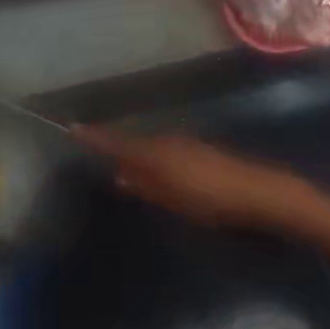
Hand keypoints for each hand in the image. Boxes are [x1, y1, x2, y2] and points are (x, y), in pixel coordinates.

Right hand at [75, 128, 312, 228]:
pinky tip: (152, 168)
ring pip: (150, 144)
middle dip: (114, 145)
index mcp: (157, 153)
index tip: (73, 128)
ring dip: (134, 151)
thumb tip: (119, 175)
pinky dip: (152, 155)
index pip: (118, 143)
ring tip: (118, 162)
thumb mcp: (173, 200)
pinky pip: (165, 148)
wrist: (257, 191)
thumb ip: (145, 186)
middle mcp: (168, 140)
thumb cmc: (211, 200)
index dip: (96, 138)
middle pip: (133, 141)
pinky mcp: (198, 148)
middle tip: (92, 148)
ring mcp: (185, 142)